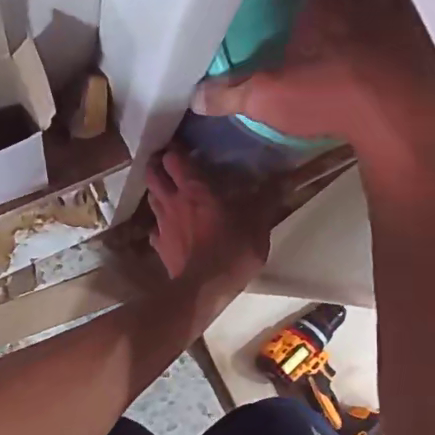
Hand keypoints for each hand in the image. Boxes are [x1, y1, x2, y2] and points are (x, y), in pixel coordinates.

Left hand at [145, 151, 267, 289]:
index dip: (175, 149)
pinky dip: (159, 224)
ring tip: (167, 191)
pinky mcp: (159, 246)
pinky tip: (168, 228)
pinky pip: (154, 229)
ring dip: (156, 191)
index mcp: (195, 189)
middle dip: (157, 165)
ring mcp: (162, 224)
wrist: (205, 288)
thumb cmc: (232, 250)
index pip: (174, 158)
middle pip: (153, 174)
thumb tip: (283, 179)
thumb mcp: (257, 223)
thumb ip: (265, 199)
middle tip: (166, 163)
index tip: (182, 145)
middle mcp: (173, 201)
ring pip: (151, 198)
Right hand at [192, 0, 434, 185]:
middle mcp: (367, 4)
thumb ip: (232, 94)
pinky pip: (432, 16)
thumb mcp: (269, 99)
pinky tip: (432, 13)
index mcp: (326, 8)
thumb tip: (194, 97)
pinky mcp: (429, 46)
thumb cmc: (330, 99)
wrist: (398, 119)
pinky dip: (432, 9)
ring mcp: (404, 21)